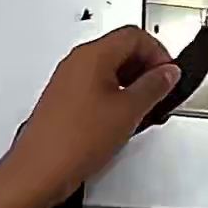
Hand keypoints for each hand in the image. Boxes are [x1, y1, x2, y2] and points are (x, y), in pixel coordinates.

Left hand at [0, 26, 180, 207]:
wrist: (39, 171)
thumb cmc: (72, 141)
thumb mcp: (129, 111)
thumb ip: (154, 86)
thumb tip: (167, 72)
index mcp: (92, 55)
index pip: (134, 36)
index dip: (158, 52)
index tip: (168, 73)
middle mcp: (77, 62)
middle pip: (121, 49)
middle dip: (146, 68)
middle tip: (161, 89)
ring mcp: (68, 80)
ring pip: (109, 68)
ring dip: (132, 83)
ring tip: (145, 108)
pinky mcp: (64, 99)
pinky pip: (96, 86)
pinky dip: (115, 96)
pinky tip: (123, 119)